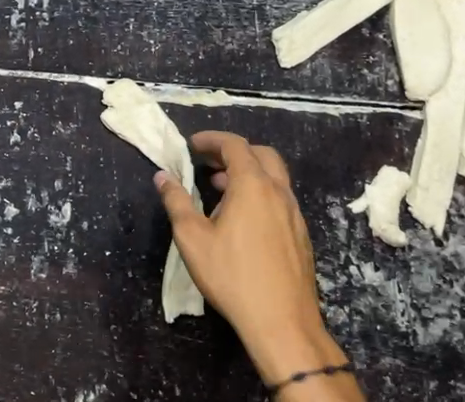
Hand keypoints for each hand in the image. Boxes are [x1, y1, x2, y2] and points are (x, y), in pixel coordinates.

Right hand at [155, 132, 354, 394]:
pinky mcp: (301, 236)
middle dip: (234, 151)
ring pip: (275, 178)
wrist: (283, 324)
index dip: (212, 139)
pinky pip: (281, 200)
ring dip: (249, 173)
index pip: (235, 145)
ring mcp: (294, 215)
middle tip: (209, 163)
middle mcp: (278, 193)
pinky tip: (243, 220)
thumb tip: (163, 176)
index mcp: (253, 186)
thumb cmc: (233, 276)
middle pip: (262, 154)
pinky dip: (261, 194)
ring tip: (221, 190)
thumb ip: (176, 201)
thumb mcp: (192, 238)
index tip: (192, 146)